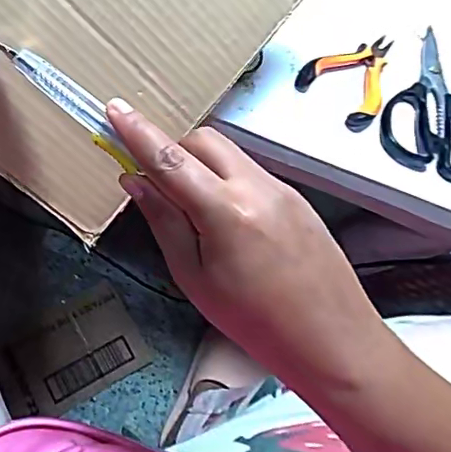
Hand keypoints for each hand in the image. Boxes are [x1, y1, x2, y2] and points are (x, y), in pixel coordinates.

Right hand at [106, 100, 391, 392]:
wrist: (333, 341)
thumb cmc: (259, 324)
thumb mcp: (195, 279)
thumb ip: (163, 222)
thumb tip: (136, 182)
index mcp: (226, 212)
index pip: (170, 158)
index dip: (138, 132)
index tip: (117, 110)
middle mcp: (257, 188)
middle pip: (203, 141)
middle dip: (173, 149)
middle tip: (154, 178)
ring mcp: (281, 189)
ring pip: (228, 153)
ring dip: (200, 164)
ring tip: (191, 207)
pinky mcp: (296, 196)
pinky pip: (250, 170)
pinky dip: (226, 178)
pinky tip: (223, 216)